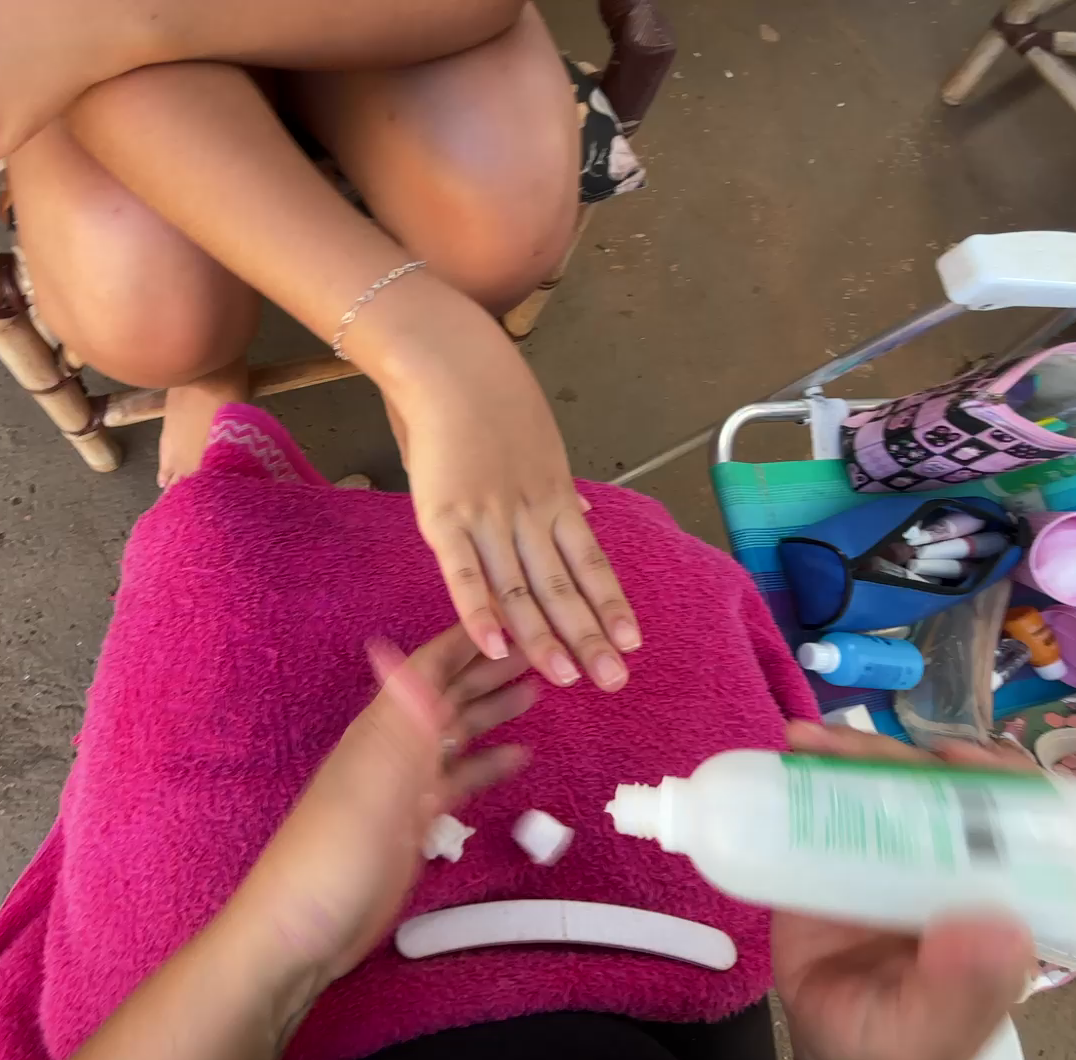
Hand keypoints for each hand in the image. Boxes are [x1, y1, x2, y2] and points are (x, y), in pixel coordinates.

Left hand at [231, 626, 533, 983]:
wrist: (305, 928)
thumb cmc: (336, 851)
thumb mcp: (373, 781)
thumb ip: (398, 721)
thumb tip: (400, 649)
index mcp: (384, 727)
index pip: (429, 668)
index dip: (466, 641)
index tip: (509, 616)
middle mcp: (397, 745)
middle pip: (449, 696)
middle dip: (489, 670)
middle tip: (539, 652)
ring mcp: (407, 782)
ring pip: (457, 734)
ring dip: (492, 711)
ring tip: (535, 690)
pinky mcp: (417, 819)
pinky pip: (459, 780)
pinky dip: (487, 765)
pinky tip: (518, 756)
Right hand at [382, 308, 639, 693]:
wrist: (451, 362)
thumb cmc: (491, 399)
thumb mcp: (539, 444)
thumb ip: (555, 487)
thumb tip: (583, 511)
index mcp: (553, 496)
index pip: (589, 561)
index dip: (609, 603)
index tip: (631, 642)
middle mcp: (529, 512)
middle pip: (563, 584)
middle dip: (587, 635)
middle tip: (612, 681)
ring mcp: (487, 515)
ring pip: (520, 585)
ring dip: (543, 636)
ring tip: (568, 679)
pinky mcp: (443, 515)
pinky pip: (463, 571)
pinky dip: (478, 610)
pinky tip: (495, 648)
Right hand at [774, 722, 1038, 1059]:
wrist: (820, 1049)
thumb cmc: (890, 1051)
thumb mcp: (928, 1035)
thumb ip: (963, 992)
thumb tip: (999, 918)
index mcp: (988, 904)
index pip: (1012, 829)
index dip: (995, 781)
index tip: (953, 757)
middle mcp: (943, 871)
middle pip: (933, 792)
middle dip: (894, 754)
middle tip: (846, 745)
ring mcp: (884, 858)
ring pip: (879, 788)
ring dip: (847, 753)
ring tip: (804, 740)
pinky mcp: (830, 855)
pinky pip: (825, 804)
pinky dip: (808, 771)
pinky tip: (787, 755)